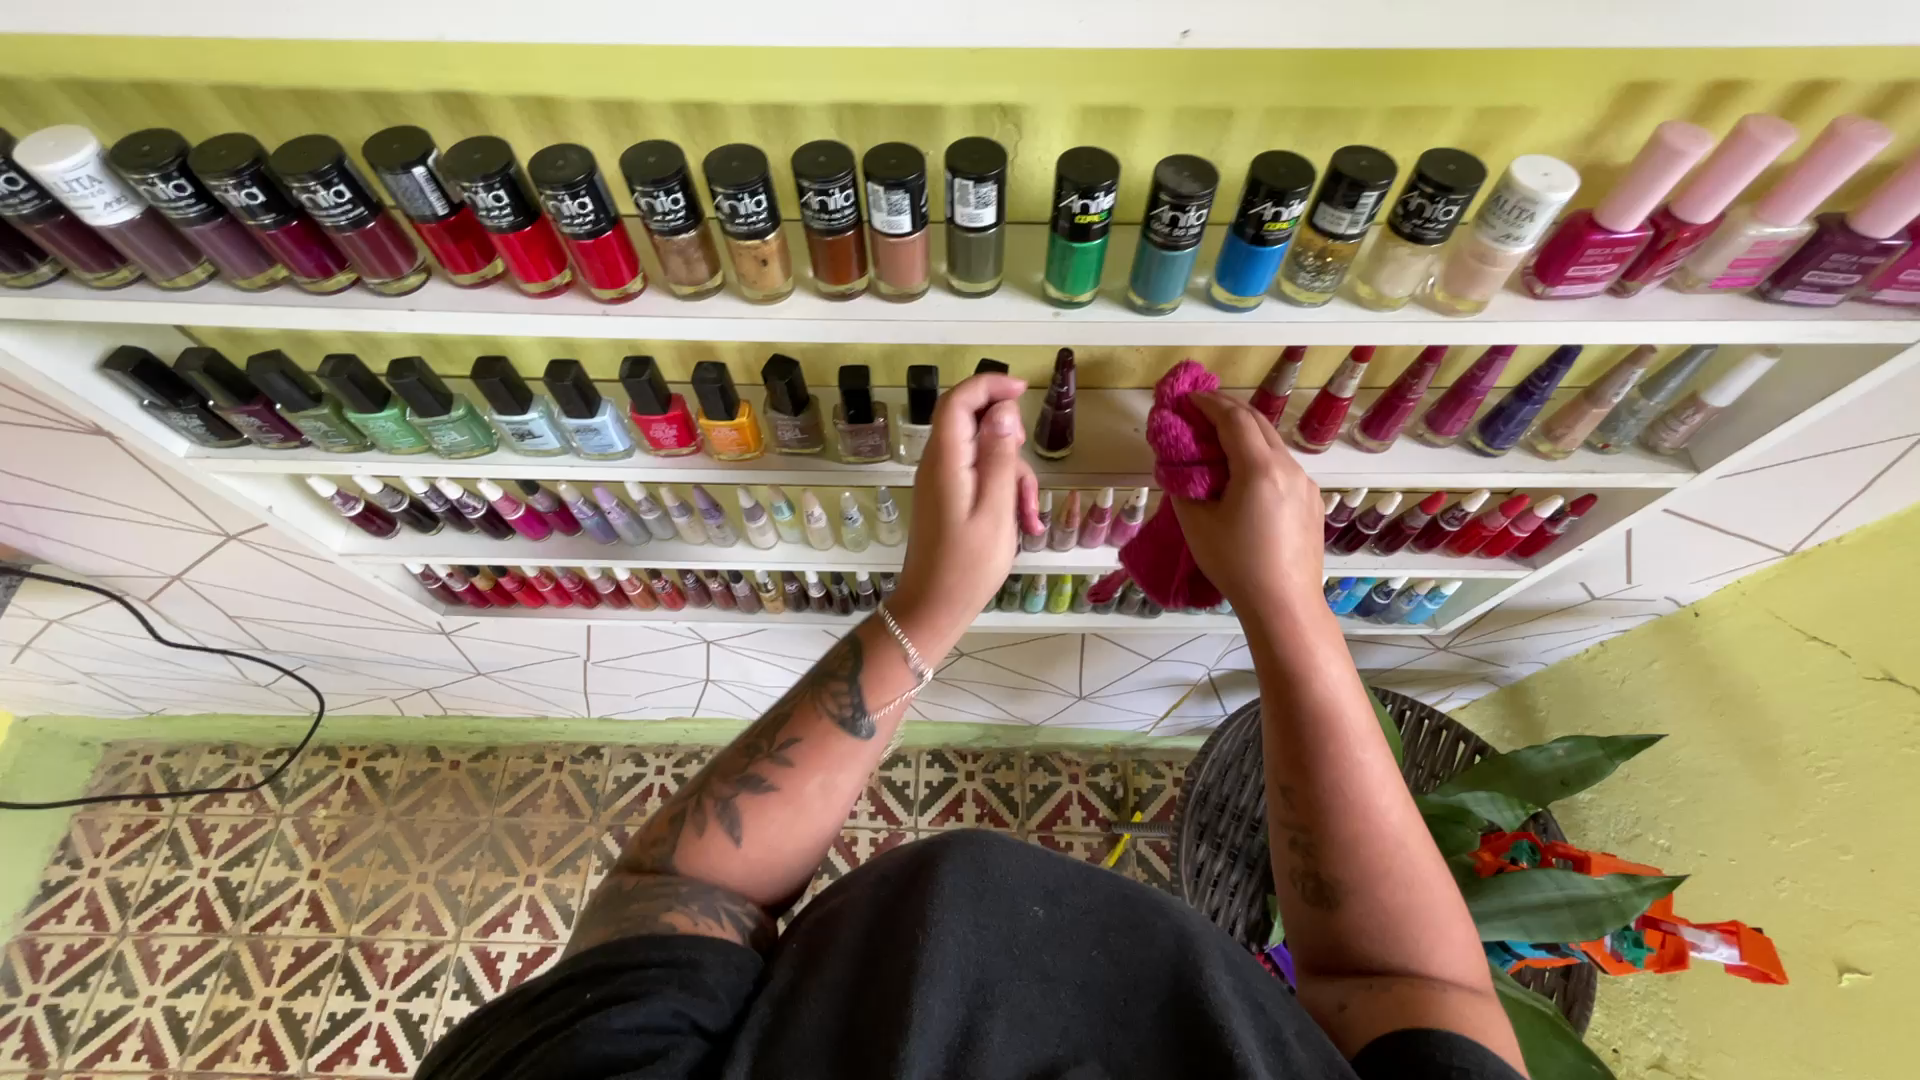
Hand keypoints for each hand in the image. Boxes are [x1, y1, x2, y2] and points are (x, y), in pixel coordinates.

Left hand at [893, 374, 1039, 648]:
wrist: (934, 607)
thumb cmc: (967, 564)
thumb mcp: (996, 508)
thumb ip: (999, 456)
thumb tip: (1003, 410)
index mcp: (946, 459)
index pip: (959, 400)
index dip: (990, 385)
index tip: (1023, 390)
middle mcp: (938, 463)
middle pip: (972, 423)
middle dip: (1008, 439)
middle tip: (1026, 469)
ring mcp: (941, 482)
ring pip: (982, 453)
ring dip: (1013, 476)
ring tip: (1029, 517)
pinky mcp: (947, 499)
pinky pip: (978, 478)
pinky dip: (1003, 493)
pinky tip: (1023, 524)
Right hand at [1171, 392, 1326, 615]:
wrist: (1284, 604)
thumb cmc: (1235, 564)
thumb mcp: (1197, 524)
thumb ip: (1185, 487)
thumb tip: (1180, 468)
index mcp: (1259, 469)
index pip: (1234, 419)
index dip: (1209, 403)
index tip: (1188, 397)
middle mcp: (1288, 467)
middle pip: (1258, 422)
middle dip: (1228, 409)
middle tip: (1200, 409)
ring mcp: (1305, 484)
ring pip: (1273, 443)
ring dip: (1245, 432)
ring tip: (1218, 439)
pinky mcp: (1312, 501)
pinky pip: (1283, 466)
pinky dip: (1259, 455)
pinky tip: (1243, 474)